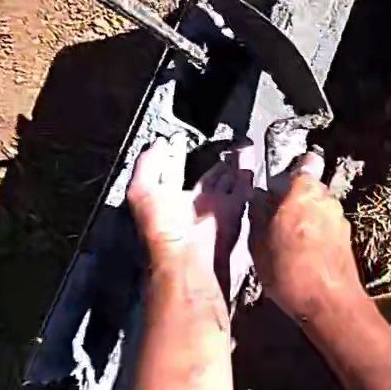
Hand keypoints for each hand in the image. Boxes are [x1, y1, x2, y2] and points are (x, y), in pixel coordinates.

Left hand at [127, 135, 254, 294]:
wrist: (187, 252)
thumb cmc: (160, 223)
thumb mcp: (141, 191)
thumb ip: (147, 165)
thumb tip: (158, 143)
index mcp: (168, 197)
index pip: (173, 170)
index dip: (174, 153)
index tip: (177, 137)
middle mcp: (193, 201)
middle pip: (204, 177)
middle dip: (210, 161)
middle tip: (218, 144)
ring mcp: (215, 204)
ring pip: (225, 181)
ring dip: (231, 167)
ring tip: (238, 149)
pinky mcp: (233, 208)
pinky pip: (242, 188)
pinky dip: (246, 177)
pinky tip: (249, 163)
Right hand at [249, 151, 362, 321]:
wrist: (329, 304)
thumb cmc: (290, 271)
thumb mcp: (259, 243)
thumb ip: (259, 214)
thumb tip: (259, 199)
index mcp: (304, 192)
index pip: (304, 165)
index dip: (290, 175)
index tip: (276, 190)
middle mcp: (327, 199)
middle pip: (310, 190)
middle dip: (295, 200)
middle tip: (276, 220)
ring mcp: (340, 220)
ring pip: (319, 210)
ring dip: (307, 220)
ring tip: (289, 244)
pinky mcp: (347, 240)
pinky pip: (326, 229)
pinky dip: (316, 237)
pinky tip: (304, 257)